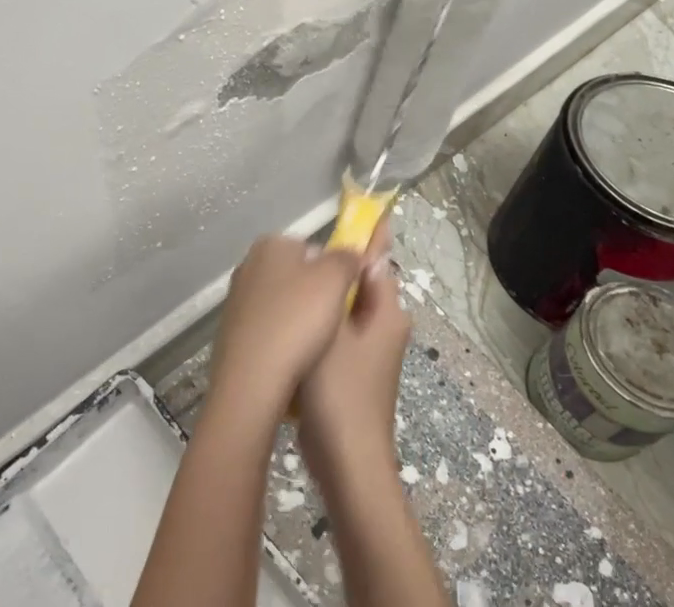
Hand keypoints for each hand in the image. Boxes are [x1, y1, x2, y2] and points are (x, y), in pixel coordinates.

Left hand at [208, 235, 364, 416]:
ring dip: (300, 319)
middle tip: (335, 322)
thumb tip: (352, 254)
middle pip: (298, 275)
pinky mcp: (231, 328)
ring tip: (316, 344)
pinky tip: (293, 357)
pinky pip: (268, 327)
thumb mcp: (334, 280)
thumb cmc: (297, 320)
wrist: (252, 377)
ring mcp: (236, 297)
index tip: (348, 297)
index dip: (336, 271)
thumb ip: (347, 258)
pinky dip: (282, 338)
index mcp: (270, 244)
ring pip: (284, 303)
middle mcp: (247, 264)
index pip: (314, 249)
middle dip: (318, 295)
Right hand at [296, 252, 411, 478]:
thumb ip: (341, 292)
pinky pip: (336, 338)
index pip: (378, 262)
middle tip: (295, 262)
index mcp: (387, 313)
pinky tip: (289, 331)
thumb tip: (352, 257)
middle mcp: (384, 328)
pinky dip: (318, 330)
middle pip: (358, 287)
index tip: (359, 210)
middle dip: (332, 273)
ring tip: (286, 292)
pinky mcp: (353, 376)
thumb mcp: (334, 332)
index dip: (368, 236)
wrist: (346, 462)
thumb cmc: (339, 391)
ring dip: (321, 304)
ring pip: (344, 314)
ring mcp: (370, 354)